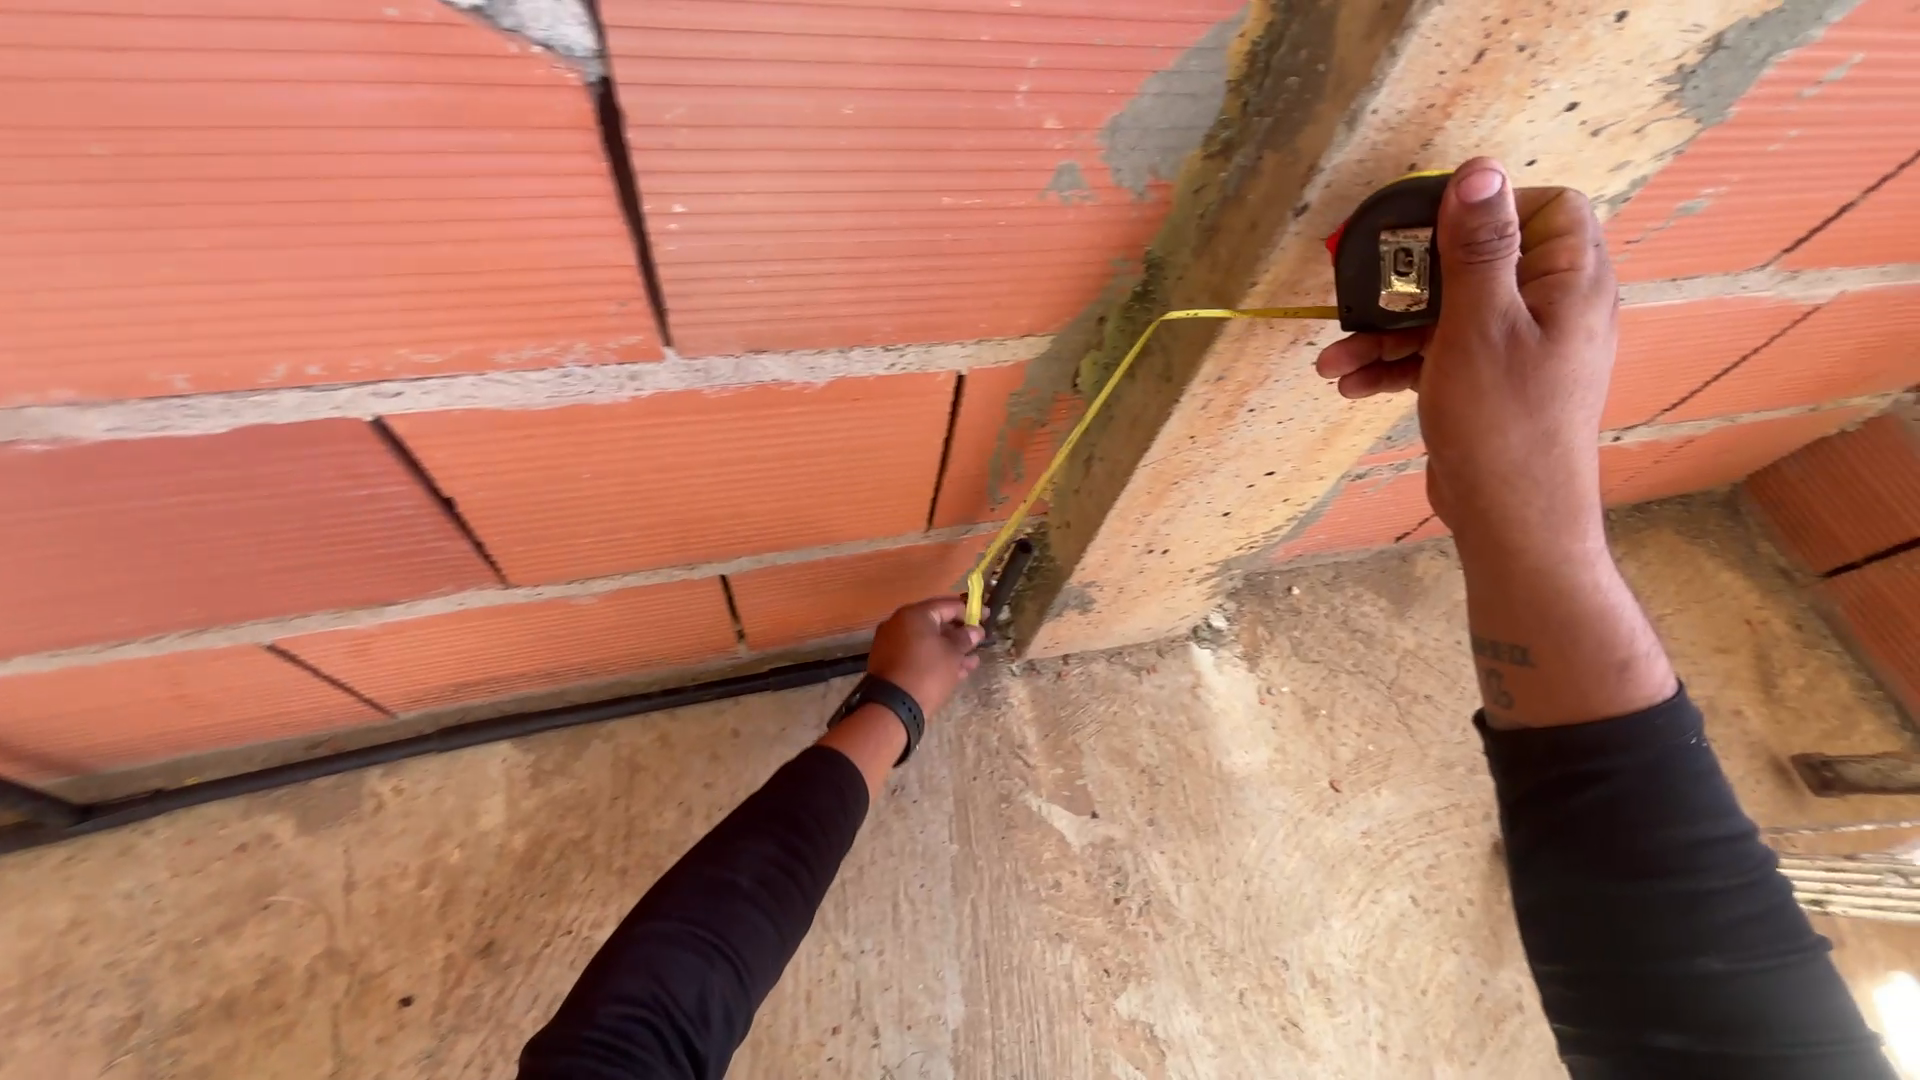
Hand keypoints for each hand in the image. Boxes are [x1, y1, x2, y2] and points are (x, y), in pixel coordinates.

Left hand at [866, 596, 983, 714]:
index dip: (969, 610)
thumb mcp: (952, 654)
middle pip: (935, 623)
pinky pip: (918, 655)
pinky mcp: (890, 663)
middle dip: (959, 634)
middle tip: (979, 642)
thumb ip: (965, 638)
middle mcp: (899, 624)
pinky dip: (935, 660)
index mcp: (914, 614)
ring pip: (928, 642)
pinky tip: (956, 672)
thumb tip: (974, 630)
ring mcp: (892, 644)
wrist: (893, 706)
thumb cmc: (927, 672)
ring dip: (951, 650)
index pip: (946, 605)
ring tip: (972, 662)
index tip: (986, 616)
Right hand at [1314, 157, 1617, 557]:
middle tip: (1360, 293)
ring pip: (1443, 317)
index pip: (1545, 208)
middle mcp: (1546, 308)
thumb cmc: (1502, 417)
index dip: (1486, 208)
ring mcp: (1512, 349)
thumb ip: (1478, 248)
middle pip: (1474, 265)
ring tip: (1333, 360)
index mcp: (1568, 281)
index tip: (1425, 228)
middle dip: (1406, 284)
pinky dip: (1394, 366)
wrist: (1509, 514)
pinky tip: (1350, 385)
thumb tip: (1480, 169)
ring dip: (1384, 334)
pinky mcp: (1481, 384)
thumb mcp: (1480, 324)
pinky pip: (1435, 357)